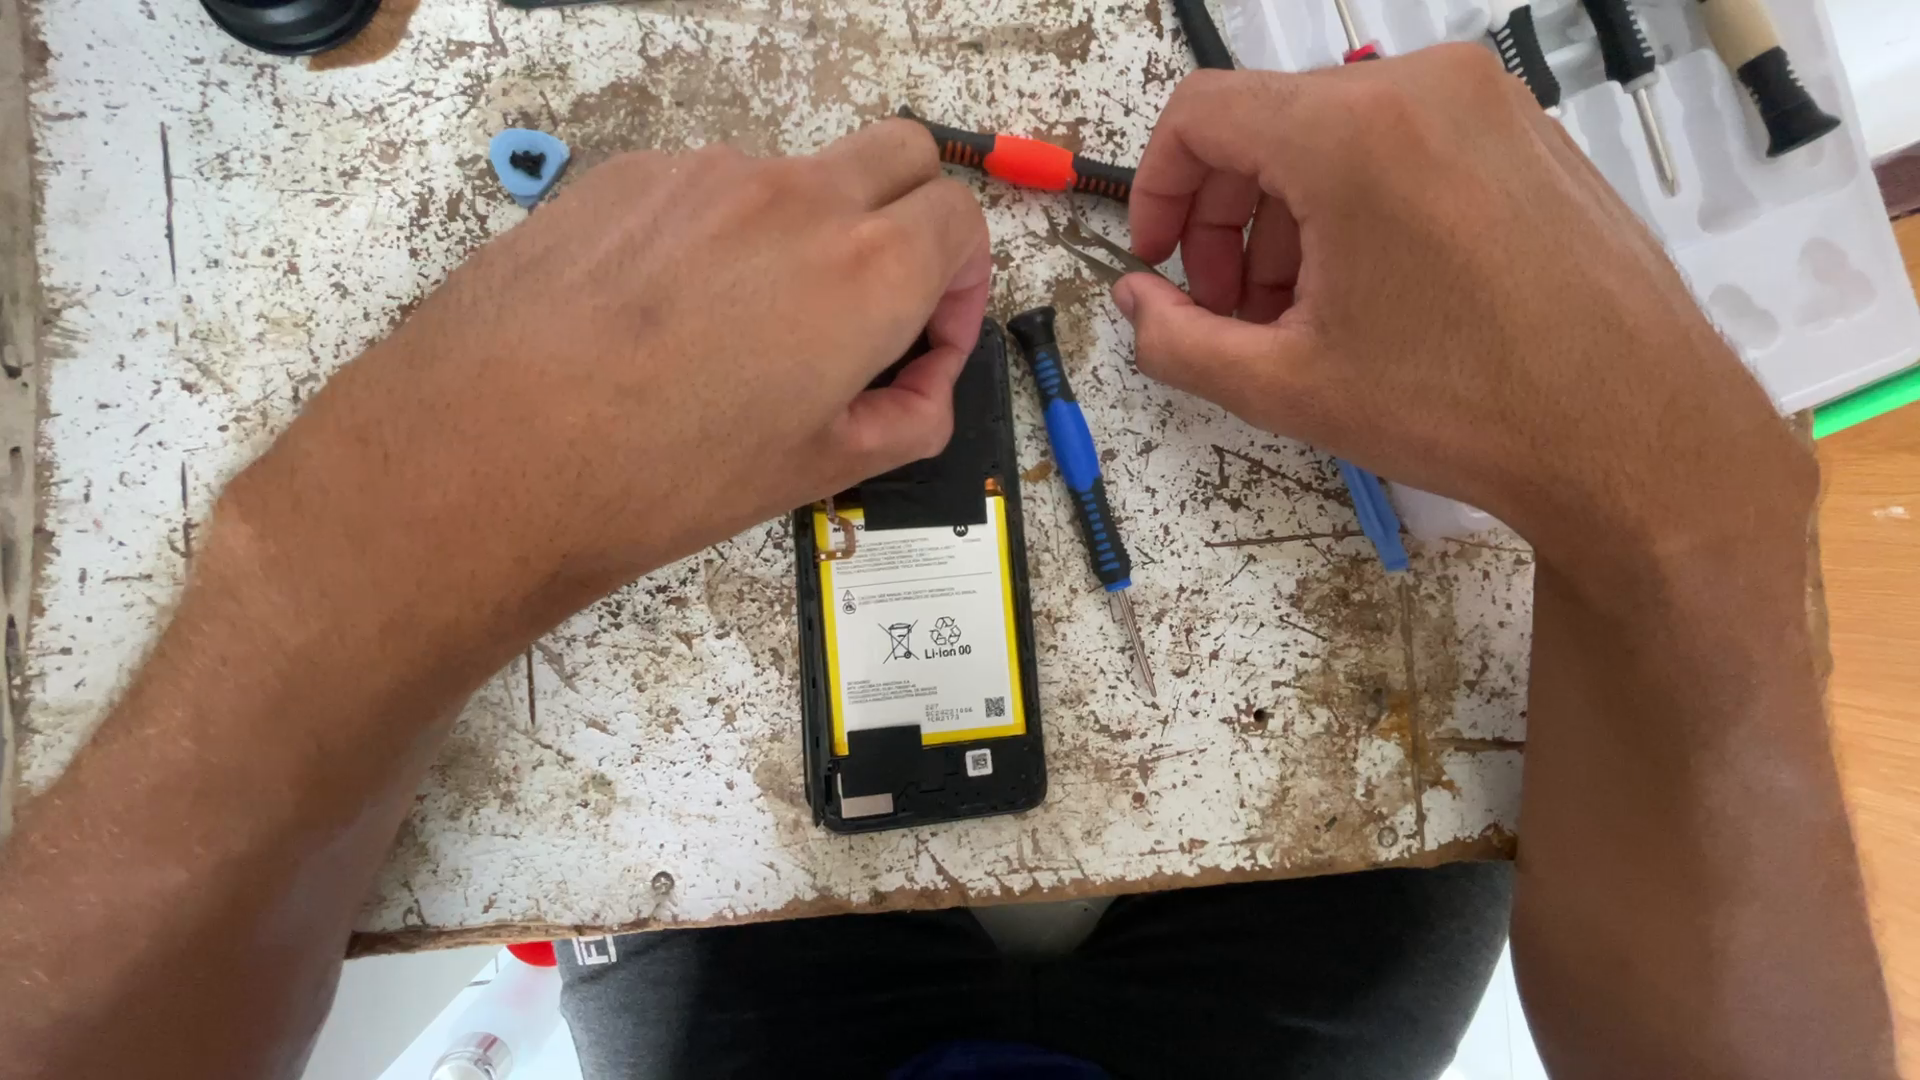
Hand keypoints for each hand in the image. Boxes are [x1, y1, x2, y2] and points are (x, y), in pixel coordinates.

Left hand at [213, 119, 990, 684]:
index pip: (961, 222)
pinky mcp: (633, 174)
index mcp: (866, 272)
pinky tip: (681, 312)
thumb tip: (925, 376)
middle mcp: (799, 196)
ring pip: (807, 173)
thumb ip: (913, 415)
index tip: (925, 340)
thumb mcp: (826, 469)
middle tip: (876, 307)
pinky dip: (737, 233)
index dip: (962, 283)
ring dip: (819, 233)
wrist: (493, 454)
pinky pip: (720, 185)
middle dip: (916, 223)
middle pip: (906, 155)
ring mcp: (709, 172)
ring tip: (755, 332)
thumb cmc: (674, 477)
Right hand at [1115, 50, 1812, 587]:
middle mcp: (1420, 86)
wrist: (1630, 434)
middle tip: (1226, 313)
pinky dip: (1344, 216)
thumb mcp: (1278, 386)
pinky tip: (1360, 300)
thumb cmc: (1444, 406)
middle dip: (1218, 223)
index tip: (1156, 265)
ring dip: (1278, 228)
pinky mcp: (1521, 136)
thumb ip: (1174, 339)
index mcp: (1352, 133)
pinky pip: (1393, 151)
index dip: (1154, 189)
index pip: (1200, 113)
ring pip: (1326, 142)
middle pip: (1262, 128)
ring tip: (1293, 320)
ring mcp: (1484, 103)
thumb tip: (1131, 298)